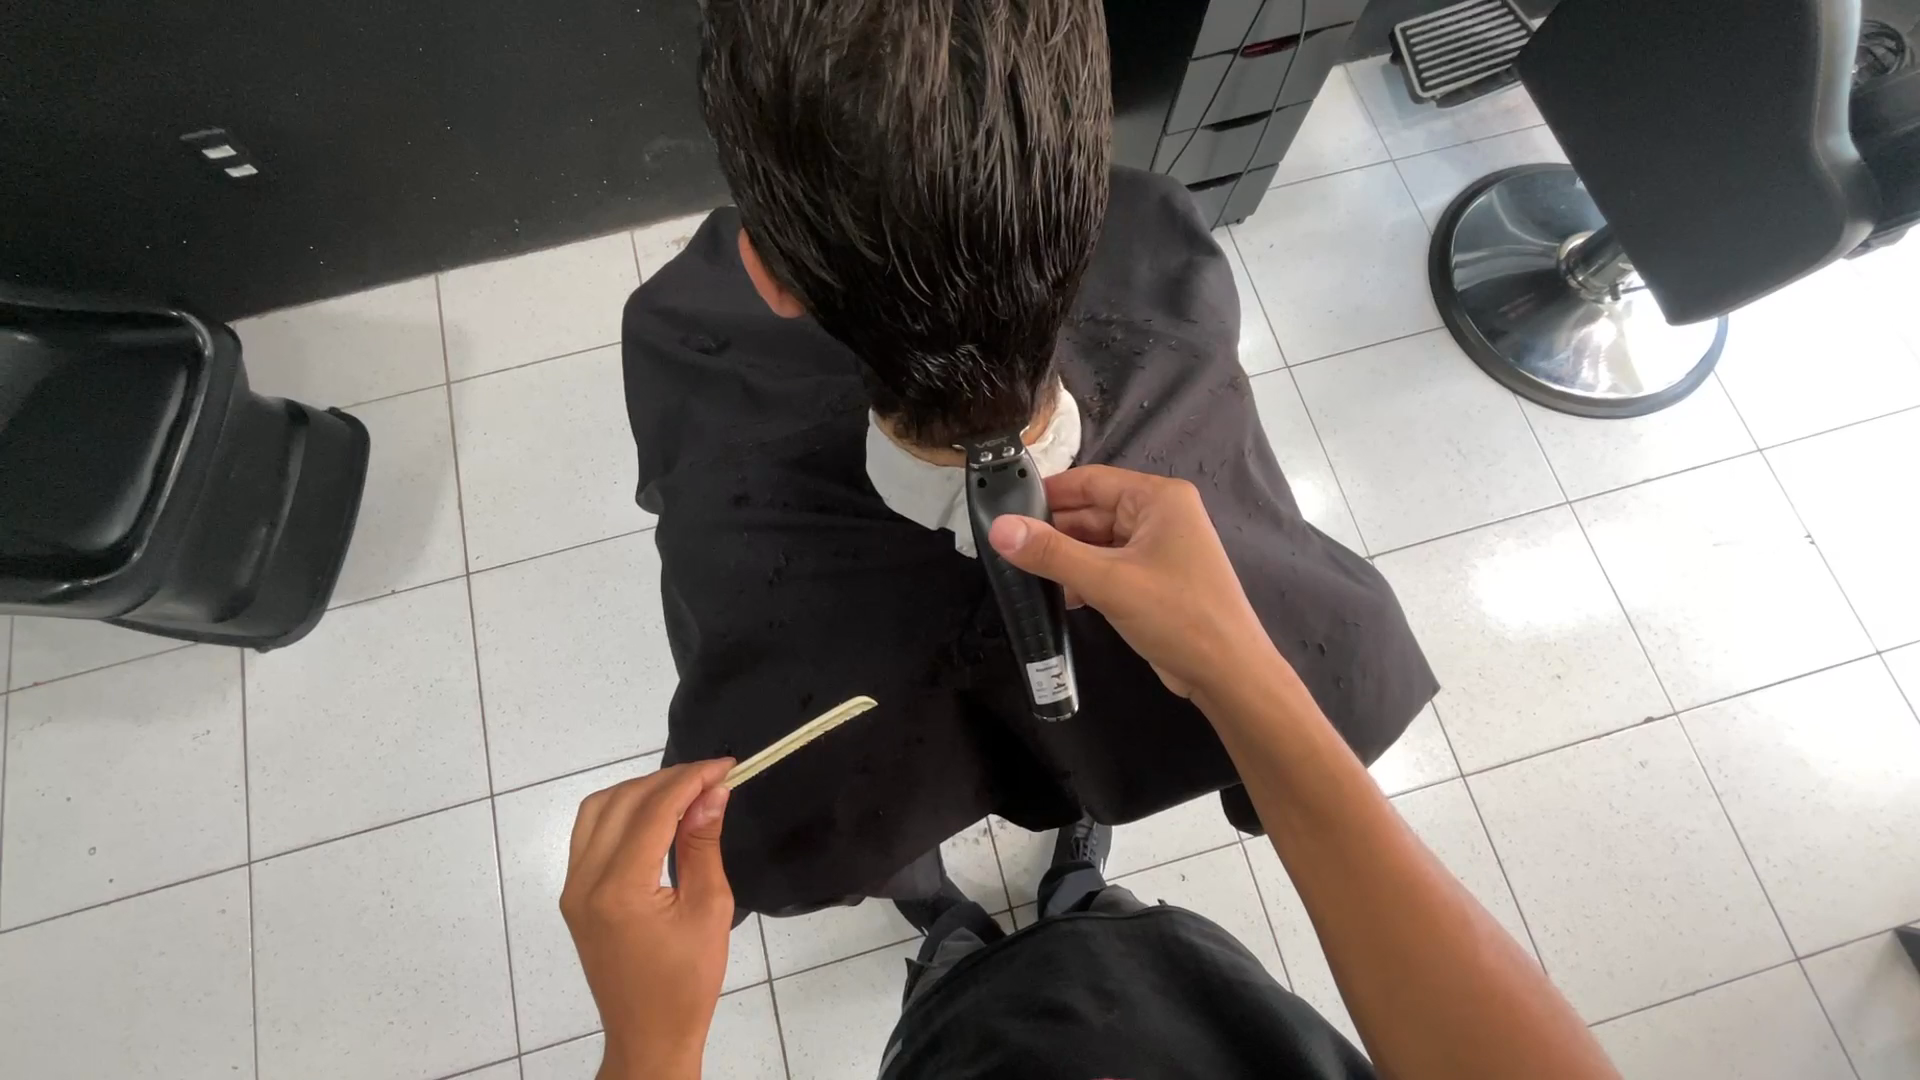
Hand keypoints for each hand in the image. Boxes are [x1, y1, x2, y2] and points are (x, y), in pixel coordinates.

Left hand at [560, 759, 735, 1079]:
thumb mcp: (710, 908)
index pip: (654, 809)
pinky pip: (590, 830)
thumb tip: (713, 792)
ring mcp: (573, 887)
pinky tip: (656, 812)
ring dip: (642, 789)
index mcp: (621, 889)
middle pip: (624, 801)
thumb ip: (703, 844)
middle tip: (713, 777)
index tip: (726, 766)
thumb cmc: (688, 980)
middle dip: (670, 779)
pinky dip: (623, 808)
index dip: (692, 778)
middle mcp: (586, 881)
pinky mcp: (574, 893)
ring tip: (686, 790)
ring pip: (599, 809)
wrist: (649, 1035)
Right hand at [988, 465, 1276, 698]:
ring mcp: (1156, 547)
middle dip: (1052, 530)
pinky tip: (1056, 594)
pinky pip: (1107, 565)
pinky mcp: (1152, 578)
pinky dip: (1082, 576)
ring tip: (1022, 571)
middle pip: (1091, 511)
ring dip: (1065, 557)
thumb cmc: (1177, 616)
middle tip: (1005, 546)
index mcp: (1158, 498)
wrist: (1228, 674)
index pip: (1089, 481)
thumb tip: (998, 529)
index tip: (1004, 508)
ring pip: (1096, 541)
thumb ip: (1051, 554)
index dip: (1047, 493)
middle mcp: (1159, 515)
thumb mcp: (1109, 582)